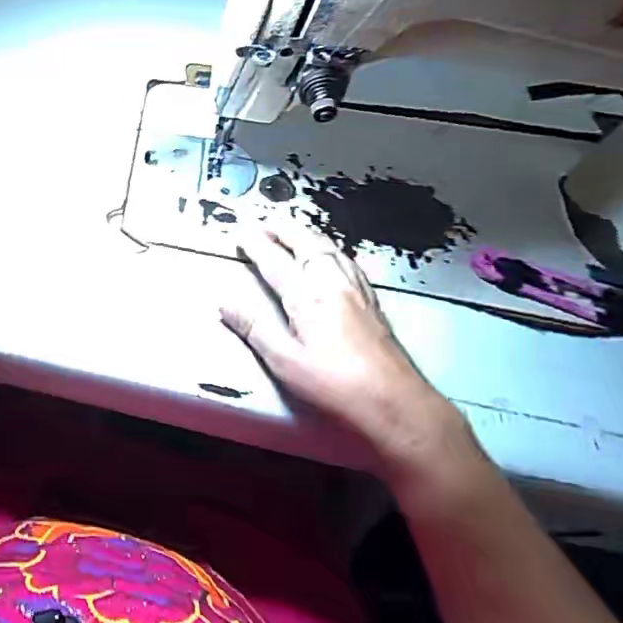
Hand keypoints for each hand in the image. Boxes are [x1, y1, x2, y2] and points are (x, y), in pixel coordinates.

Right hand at [219, 218, 488, 496]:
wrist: (395, 402)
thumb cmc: (337, 385)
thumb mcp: (285, 361)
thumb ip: (254, 329)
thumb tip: (226, 305)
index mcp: (308, 297)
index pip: (276, 261)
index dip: (256, 244)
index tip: (241, 233)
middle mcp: (334, 286)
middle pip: (308, 245)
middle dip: (285, 229)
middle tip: (266, 221)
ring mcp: (357, 293)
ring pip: (332, 250)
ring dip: (309, 235)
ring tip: (295, 230)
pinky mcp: (373, 304)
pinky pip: (348, 263)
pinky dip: (332, 251)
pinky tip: (335, 257)